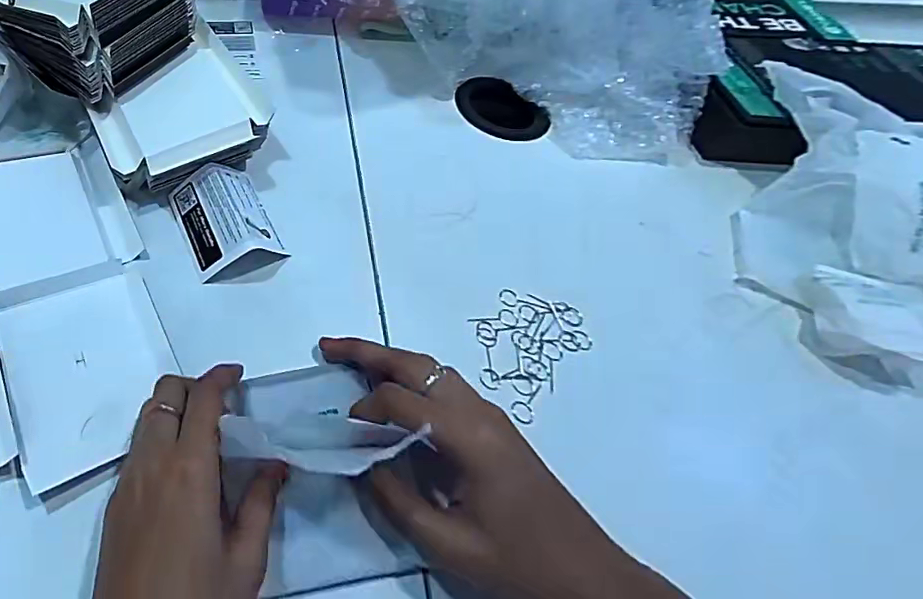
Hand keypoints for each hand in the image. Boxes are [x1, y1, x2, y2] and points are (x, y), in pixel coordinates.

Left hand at [94, 364, 288, 598]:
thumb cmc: (197, 598)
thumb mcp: (243, 561)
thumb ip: (260, 504)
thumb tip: (274, 466)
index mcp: (188, 468)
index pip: (202, 399)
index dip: (220, 377)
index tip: (236, 374)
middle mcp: (153, 460)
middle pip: (167, 393)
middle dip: (194, 387)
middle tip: (222, 407)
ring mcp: (129, 476)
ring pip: (148, 415)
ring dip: (174, 409)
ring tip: (203, 436)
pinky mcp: (116, 496)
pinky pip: (137, 445)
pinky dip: (158, 436)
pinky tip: (179, 469)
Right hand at [320, 338, 686, 598]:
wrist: (594, 579)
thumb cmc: (522, 564)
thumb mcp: (452, 547)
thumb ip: (399, 501)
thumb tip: (364, 462)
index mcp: (468, 436)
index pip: (401, 401)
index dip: (366, 410)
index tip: (347, 431)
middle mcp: (478, 411)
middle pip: (415, 364)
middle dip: (367, 350)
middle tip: (328, 347)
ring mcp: (489, 415)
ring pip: (431, 368)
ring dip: (389, 359)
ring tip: (351, 360)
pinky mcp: (495, 426)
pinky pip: (444, 385)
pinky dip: (410, 377)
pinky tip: (393, 393)